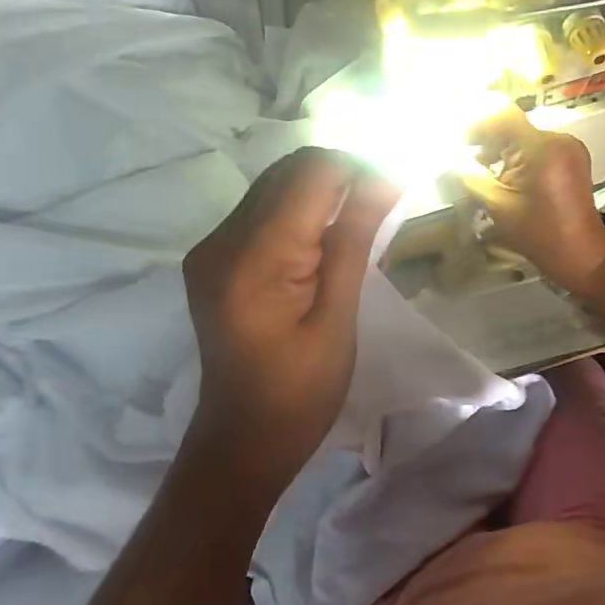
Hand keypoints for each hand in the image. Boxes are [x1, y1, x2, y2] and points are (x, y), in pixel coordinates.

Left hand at [182, 148, 398, 486]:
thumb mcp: (337, 319)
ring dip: (319, 192)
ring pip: (273, 186)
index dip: (357, 167)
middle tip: (381, 204)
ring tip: (356, 223)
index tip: (395, 185)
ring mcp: (209, 248)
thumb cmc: (300, 393)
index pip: (308, 173)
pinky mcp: (210, 258)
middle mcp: (220, 240)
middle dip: (340, 175)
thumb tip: (385, 175)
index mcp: (252, 259)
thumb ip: (353, 239)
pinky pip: (259, 212)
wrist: (242, 438)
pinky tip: (322, 242)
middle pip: (287, 171)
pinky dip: (296, 212)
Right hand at [459, 109, 604, 297]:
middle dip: (488, 140)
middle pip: (514, 126)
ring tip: (485, 170)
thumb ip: (471, 177)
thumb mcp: (497, 205)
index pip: (503, 116)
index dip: (477, 124)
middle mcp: (558, 139)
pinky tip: (508, 175)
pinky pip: (539, 146)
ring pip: (526, 136)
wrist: (579, 252)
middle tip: (467, 160)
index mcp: (541, 148)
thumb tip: (449, 161)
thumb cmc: (537, 232)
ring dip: (503, 149)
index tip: (460, 141)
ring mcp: (569, 147)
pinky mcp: (572, 157)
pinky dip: (521, 155)